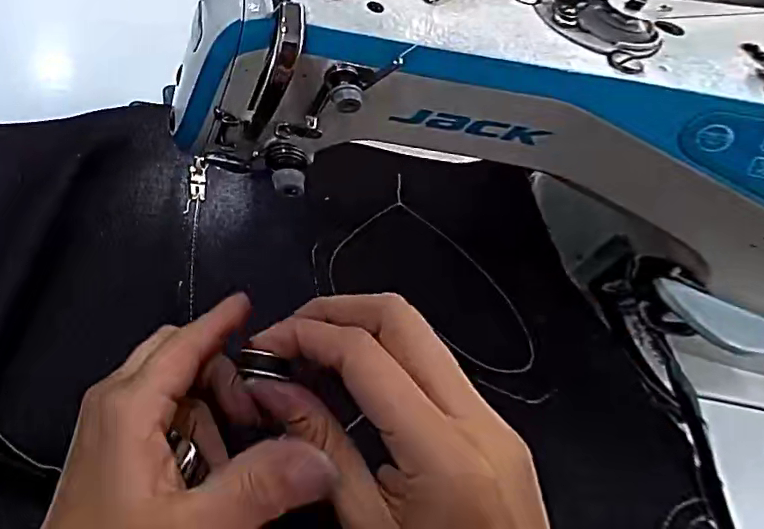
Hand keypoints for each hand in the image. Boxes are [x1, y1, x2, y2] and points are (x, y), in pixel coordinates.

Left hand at [42, 293, 339, 528]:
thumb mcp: (195, 526)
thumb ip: (257, 486)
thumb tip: (314, 456)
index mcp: (128, 404)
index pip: (184, 341)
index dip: (219, 321)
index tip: (245, 304)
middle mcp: (111, 401)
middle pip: (175, 356)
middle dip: (216, 376)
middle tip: (248, 413)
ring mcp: (104, 425)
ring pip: (166, 388)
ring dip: (201, 413)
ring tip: (219, 468)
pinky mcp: (103, 452)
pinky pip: (151, 416)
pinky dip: (182, 432)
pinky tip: (194, 478)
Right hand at [241, 295, 549, 528]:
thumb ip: (322, 449)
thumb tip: (275, 389)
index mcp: (446, 454)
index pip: (364, 352)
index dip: (306, 334)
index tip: (267, 343)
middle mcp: (480, 420)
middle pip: (398, 316)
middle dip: (334, 310)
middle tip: (289, 332)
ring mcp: (494, 421)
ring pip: (419, 331)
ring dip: (360, 325)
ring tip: (312, 349)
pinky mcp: (496, 428)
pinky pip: (433, 364)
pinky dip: (386, 353)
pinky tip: (354, 376)